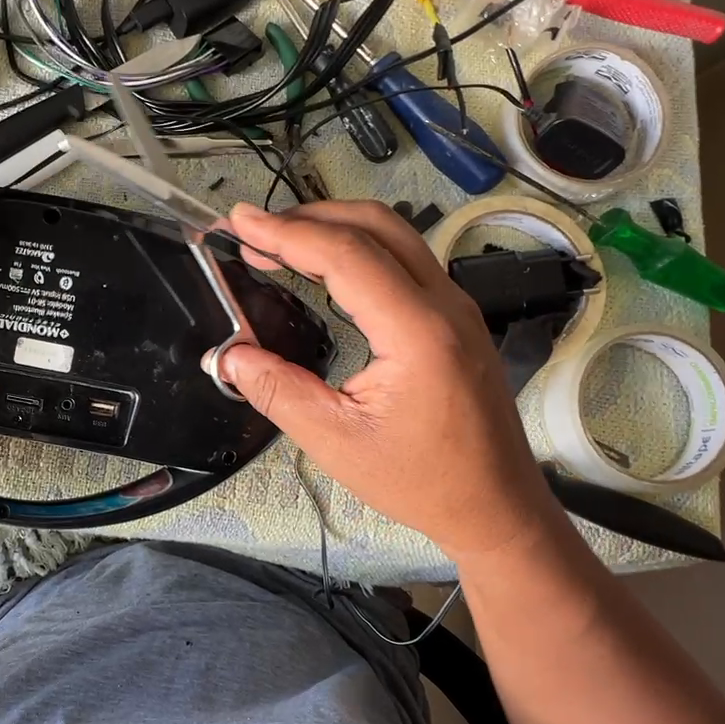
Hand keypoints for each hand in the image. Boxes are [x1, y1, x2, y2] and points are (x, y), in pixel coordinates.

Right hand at [218, 201, 560, 559]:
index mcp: (417, 332)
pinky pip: (404, 260)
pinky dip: (355, 249)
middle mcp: (444, 305)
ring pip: (394, 235)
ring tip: (278, 243)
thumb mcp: (335, 442)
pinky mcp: (454, 318)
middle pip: (374, 226)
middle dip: (307, 217)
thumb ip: (276, 390)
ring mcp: (455, 307)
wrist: (496, 506)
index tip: (238, 223)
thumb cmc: (420, 480)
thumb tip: (228, 355)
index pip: (346, 255)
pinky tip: (321, 269)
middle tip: (252, 230)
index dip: (287, 233)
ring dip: (333, 227)